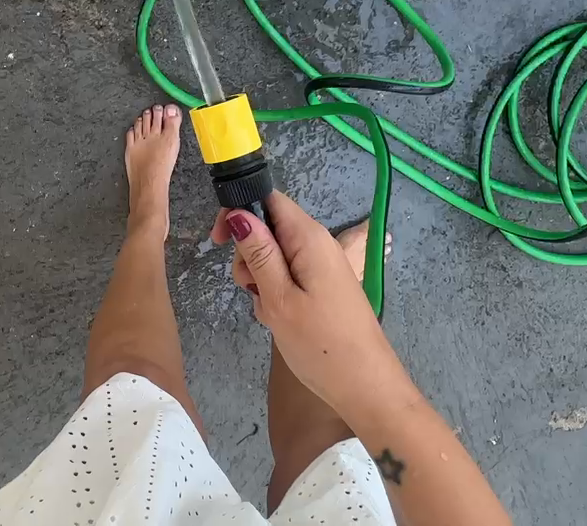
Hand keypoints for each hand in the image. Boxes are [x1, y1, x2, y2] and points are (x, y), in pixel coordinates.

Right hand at [210, 192, 411, 412]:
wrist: (367, 388)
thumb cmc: (321, 345)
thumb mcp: (279, 299)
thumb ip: (258, 254)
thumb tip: (239, 213)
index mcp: (308, 237)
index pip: (268, 198)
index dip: (240, 210)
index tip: (219, 241)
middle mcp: (318, 242)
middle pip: (269, 226)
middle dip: (249, 254)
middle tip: (251, 289)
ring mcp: (322, 265)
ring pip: (276, 254)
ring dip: (261, 278)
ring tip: (269, 311)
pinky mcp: (324, 285)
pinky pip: (290, 274)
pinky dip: (276, 291)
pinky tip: (279, 319)